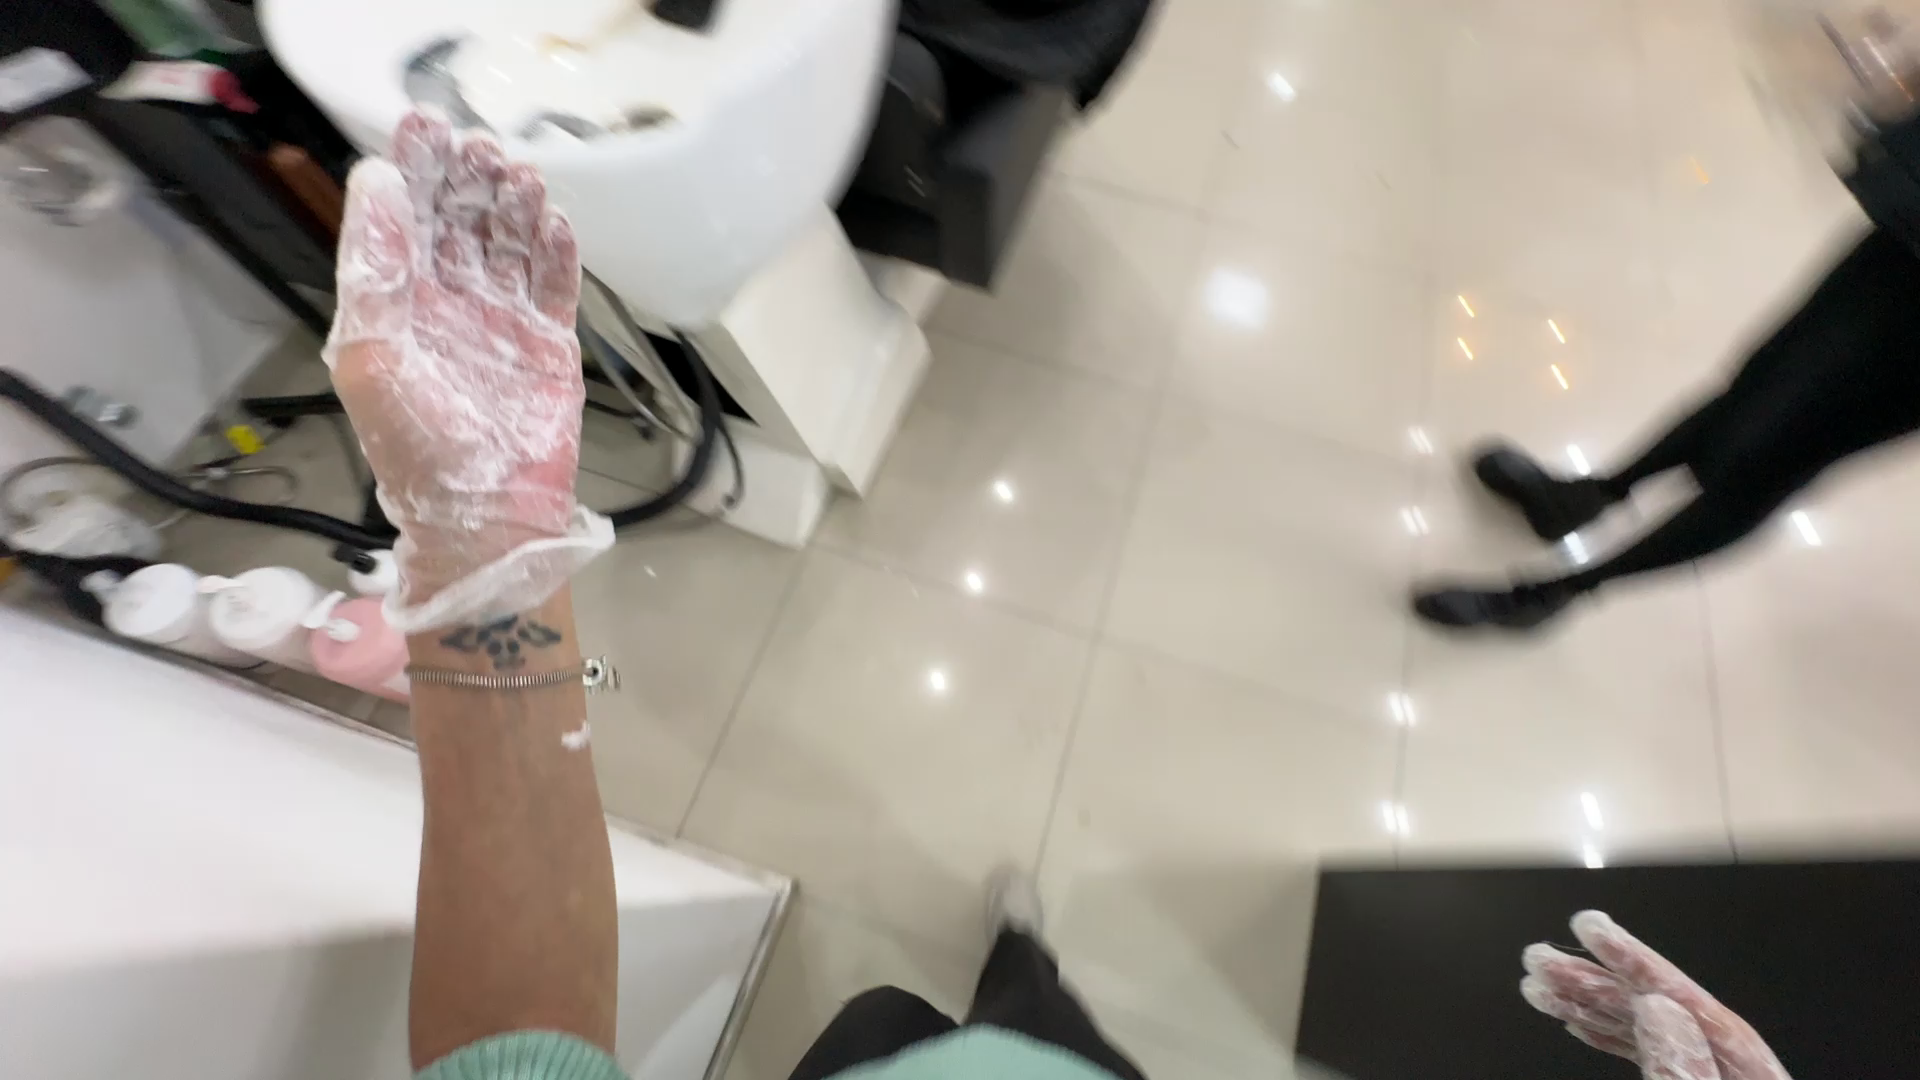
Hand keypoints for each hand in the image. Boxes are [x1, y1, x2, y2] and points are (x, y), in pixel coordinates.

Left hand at [324, 107, 610, 631]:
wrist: (490, 509)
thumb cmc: (421, 447)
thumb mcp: (369, 357)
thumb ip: (374, 272)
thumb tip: (381, 187)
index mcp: (400, 306)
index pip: (407, 222)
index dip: (416, 171)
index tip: (427, 124)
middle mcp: (453, 306)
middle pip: (463, 226)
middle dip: (472, 182)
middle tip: (484, 143)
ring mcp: (507, 326)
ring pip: (513, 250)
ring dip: (516, 209)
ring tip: (523, 173)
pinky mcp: (552, 347)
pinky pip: (557, 290)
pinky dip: (560, 257)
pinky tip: (557, 223)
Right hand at [1520, 910, 1789, 1079]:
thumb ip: (1682, 1070)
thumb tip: (1657, 1001)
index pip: (1705, 1013)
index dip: (1643, 964)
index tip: (1588, 925)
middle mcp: (1736, 1078)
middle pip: (1668, 1019)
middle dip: (1597, 984)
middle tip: (1536, 958)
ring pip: (1649, 1035)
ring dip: (1588, 1006)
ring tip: (1536, 984)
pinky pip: (1649, 1057)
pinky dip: (1608, 1036)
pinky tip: (1575, 1023)